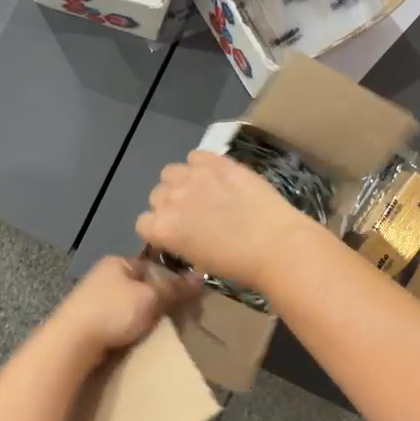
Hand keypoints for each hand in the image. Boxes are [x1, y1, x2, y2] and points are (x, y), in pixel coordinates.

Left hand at [42, 256, 198, 358]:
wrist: (72, 342)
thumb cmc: (114, 312)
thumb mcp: (150, 297)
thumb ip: (173, 288)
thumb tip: (199, 276)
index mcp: (117, 262)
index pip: (152, 265)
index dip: (170, 280)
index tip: (184, 298)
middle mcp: (103, 275)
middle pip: (140, 285)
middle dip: (156, 300)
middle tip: (173, 316)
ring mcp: (92, 298)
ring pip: (128, 304)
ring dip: (141, 316)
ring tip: (156, 329)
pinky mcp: (87, 319)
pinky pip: (116, 320)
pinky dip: (126, 327)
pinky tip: (134, 337)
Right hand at [136, 151, 312, 290]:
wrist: (276, 245)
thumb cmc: (238, 264)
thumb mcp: (198, 260)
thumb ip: (179, 241)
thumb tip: (180, 233)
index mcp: (162, 229)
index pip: (143, 223)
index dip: (158, 228)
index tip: (175, 233)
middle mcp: (170, 200)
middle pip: (156, 195)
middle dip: (170, 205)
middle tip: (193, 215)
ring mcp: (193, 177)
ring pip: (170, 173)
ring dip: (180, 182)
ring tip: (202, 192)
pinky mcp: (216, 162)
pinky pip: (195, 156)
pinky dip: (201, 165)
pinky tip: (217, 177)